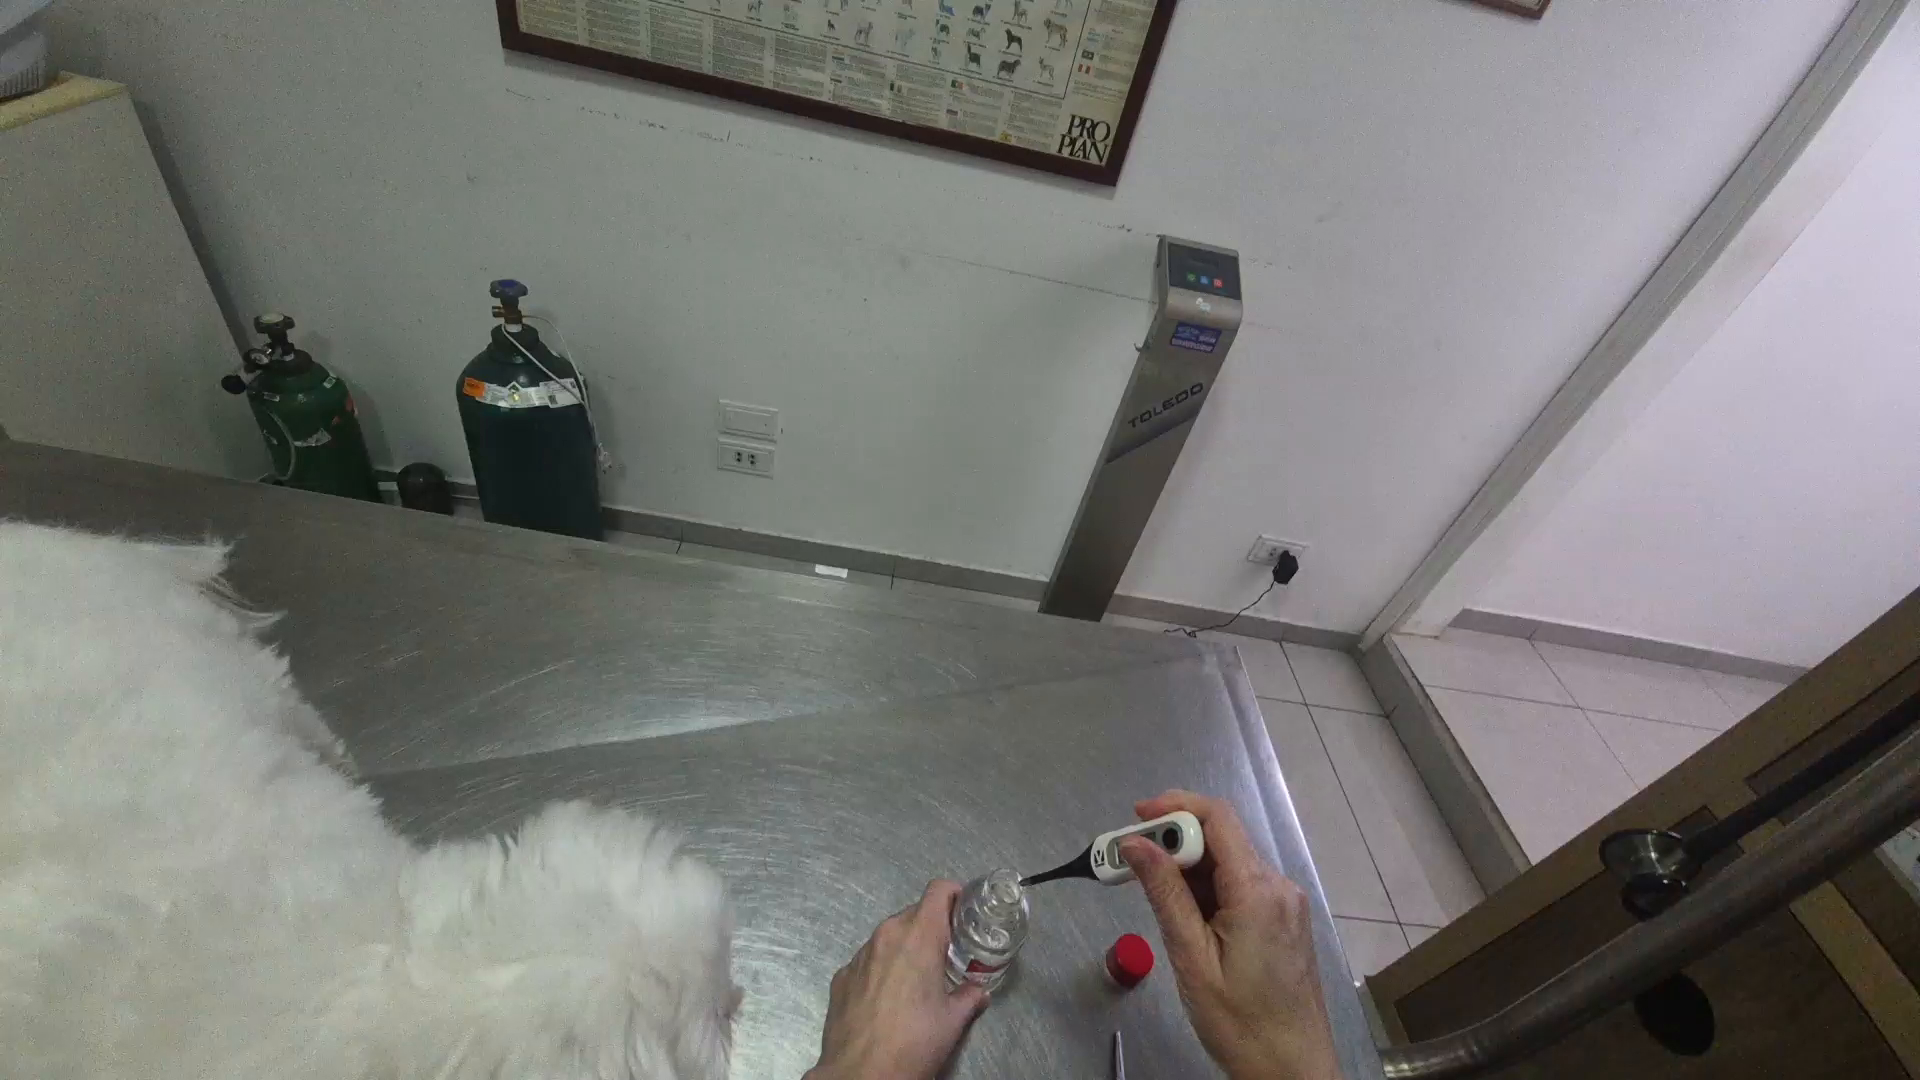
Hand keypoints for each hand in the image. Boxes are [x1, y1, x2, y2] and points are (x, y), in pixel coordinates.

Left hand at [806, 880, 990, 1079]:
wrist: (858, 1077)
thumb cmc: (913, 1043)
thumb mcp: (952, 1022)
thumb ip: (970, 997)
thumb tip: (979, 991)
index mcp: (918, 934)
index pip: (938, 889)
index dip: (954, 895)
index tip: (964, 913)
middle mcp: (887, 933)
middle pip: (915, 913)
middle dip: (932, 928)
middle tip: (946, 954)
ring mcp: (860, 953)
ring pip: (889, 936)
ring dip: (905, 948)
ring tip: (915, 980)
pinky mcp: (841, 975)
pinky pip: (868, 960)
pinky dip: (881, 969)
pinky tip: (886, 999)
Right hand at [1120, 791, 1342, 1079]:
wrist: (1294, 1078)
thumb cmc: (1241, 1024)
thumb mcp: (1192, 958)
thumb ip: (1165, 893)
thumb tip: (1133, 843)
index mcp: (1259, 890)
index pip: (1218, 818)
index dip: (1174, 806)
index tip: (1136, 817)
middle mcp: (1278, 885)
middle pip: (1221, 836)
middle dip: (1172, 840)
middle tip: (1131, 860)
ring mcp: (1284, 902)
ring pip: (1227, 859)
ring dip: (1186, 864)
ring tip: (1150, 888)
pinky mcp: (1282, 918)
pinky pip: (1238, 882)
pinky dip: (1205, 884)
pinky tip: (1183, 910)